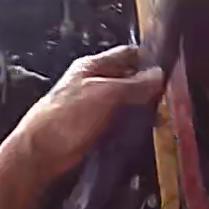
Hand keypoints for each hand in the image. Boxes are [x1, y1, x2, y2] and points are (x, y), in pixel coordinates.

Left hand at [1, 45, 163, 178]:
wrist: (40, 153)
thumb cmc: (65, 119)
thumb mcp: (105, 94)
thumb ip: (133, 85)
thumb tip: (158, 76)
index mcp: (92, 67)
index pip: (127, 55)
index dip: (148, 60)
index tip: (168, 72)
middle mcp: (94, 84)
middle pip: (129, 80)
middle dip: (148, 89)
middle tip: (166, 100)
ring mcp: (94, 108)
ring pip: (127, 103)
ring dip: (142, 110)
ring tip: (158, 119)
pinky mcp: (95, 129)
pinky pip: (120, 124)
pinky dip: (132, 127)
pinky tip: (142, 133)